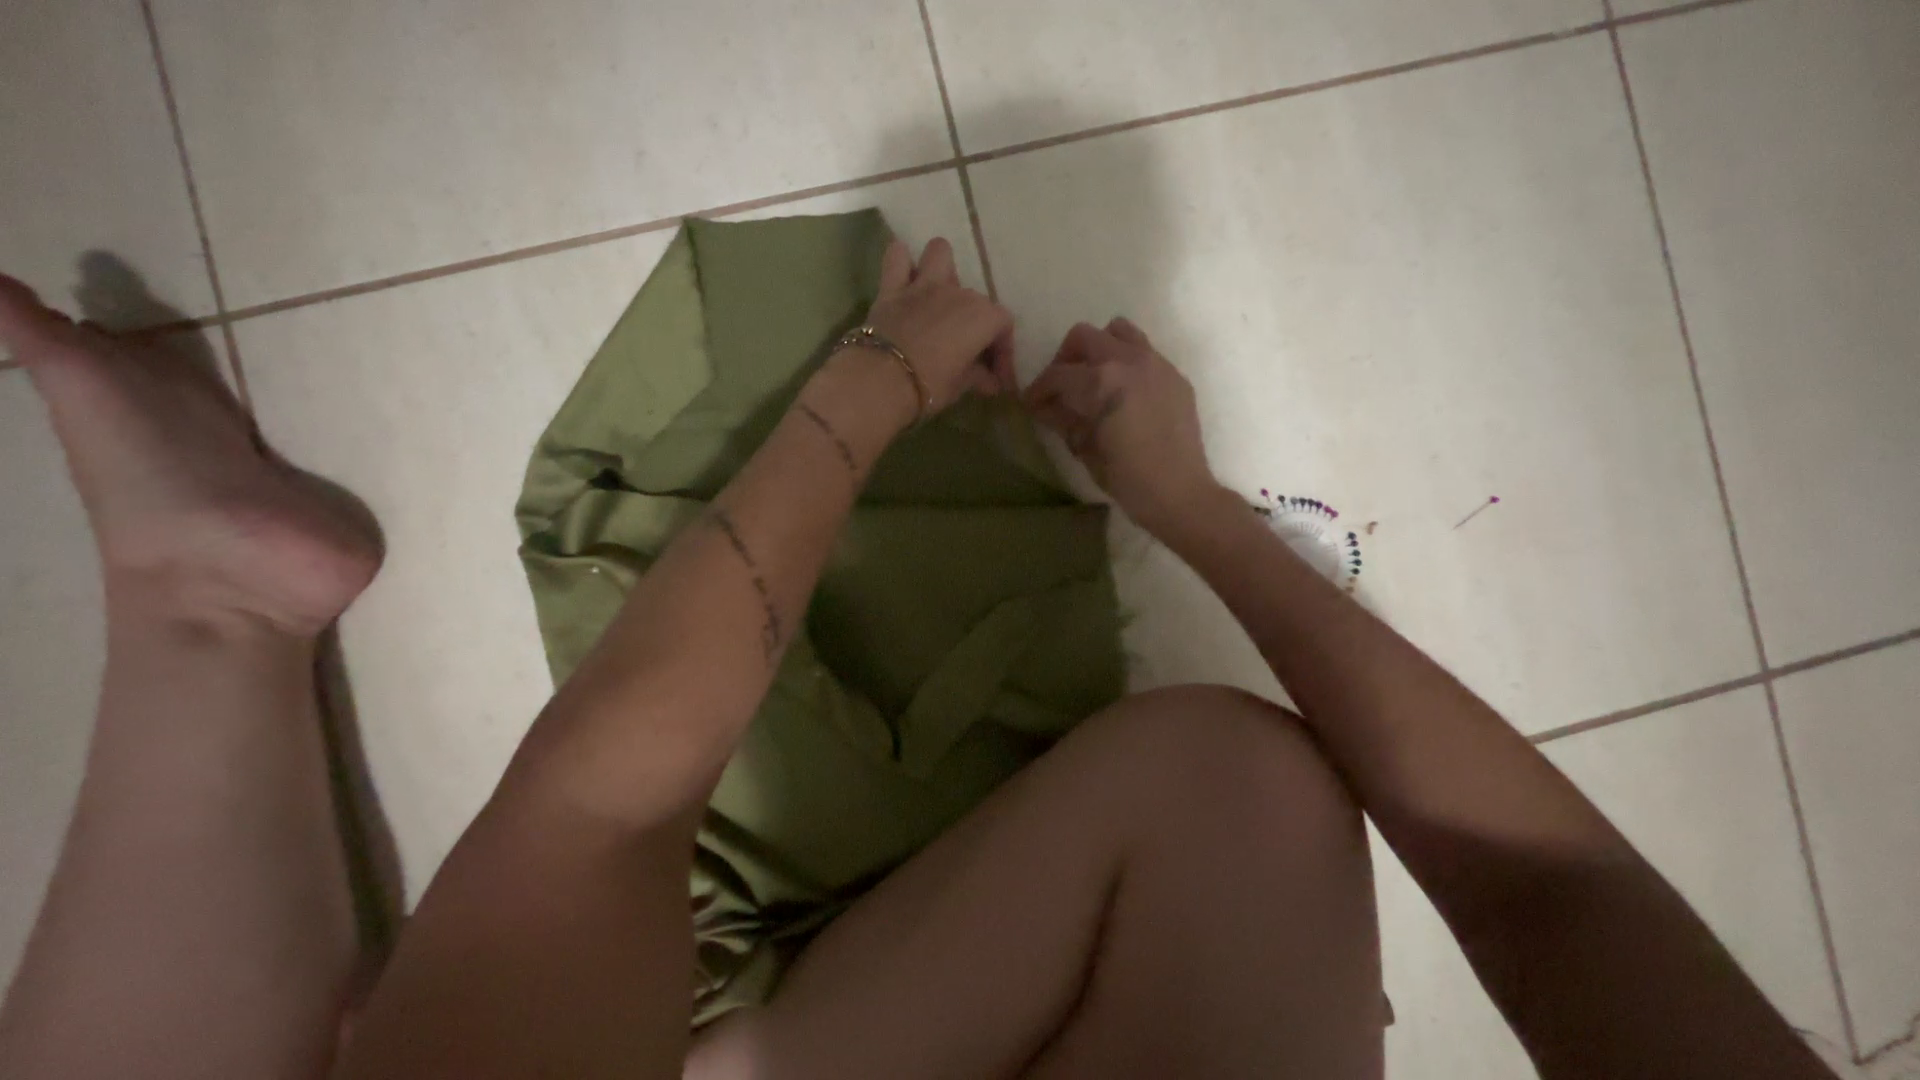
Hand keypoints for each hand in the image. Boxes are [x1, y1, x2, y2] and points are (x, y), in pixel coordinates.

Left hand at [848, 238, 1015, 415]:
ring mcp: (923, 286)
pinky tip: (905, 277)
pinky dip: (901, 263)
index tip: (996, 376)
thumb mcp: (960, 387)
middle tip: (970, 354)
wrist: (881, 380)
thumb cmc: (930, 386)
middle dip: (977, 326)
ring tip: (941, 294)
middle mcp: (957, 293)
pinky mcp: (891, 289)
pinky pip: (896, 258)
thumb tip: (991, 381)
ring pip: (939, 253)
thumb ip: (978, 377)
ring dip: (943, 268)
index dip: (1003, 351)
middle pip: (976, 300)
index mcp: (982, 317)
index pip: (1003, 326)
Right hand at [1024, 318, 1222, 532]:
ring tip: (1094, 380)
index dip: (1038, 390)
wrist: (1179, 492)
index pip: (1058, 375)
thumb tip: (1046, 407)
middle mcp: (1128, 360)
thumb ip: (1063, 420)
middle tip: (1061, 388)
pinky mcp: (1174, 376)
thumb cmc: (1126, 478)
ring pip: (1118, 332)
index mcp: (1101, 381)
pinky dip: (1127, 364)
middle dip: (1065, 360)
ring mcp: (1156, 364)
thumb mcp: (1085, 449)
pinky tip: (1125, 395)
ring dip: (1100, 349)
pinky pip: (1145, 353)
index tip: (1031, 403)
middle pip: (1084, 338)